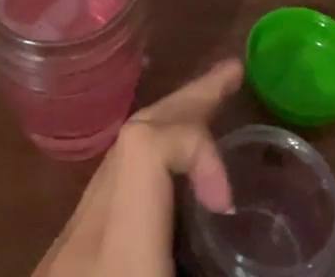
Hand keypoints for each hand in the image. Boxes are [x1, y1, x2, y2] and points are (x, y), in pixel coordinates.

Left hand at [32, 60, 241, 276]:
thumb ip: (222, 261)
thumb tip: (272, 253)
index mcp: (119, 255)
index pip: (143, 146)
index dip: (197, 144)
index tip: (226, 198)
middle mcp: (83, 236)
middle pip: (128, 138)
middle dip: (185, 101)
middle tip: (231, 75)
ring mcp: (65, 246)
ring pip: (113, 159)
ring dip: (165, 128)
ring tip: (208, 112)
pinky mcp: (62, 262)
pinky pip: (107, 191)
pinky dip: (147, 166)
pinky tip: (170, 177)